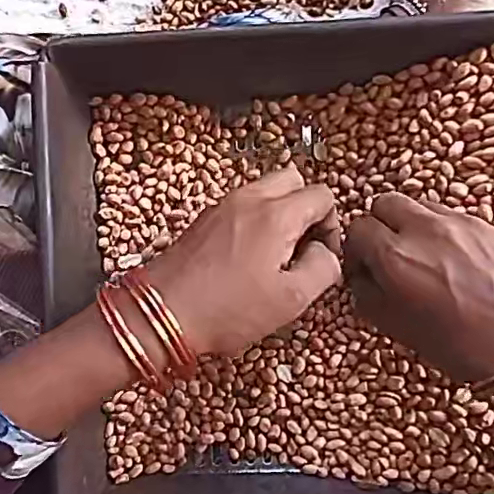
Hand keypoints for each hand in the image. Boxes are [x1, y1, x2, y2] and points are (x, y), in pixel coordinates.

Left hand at [144, 165, 342, 355]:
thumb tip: (327, 253)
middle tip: (302, 248)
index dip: (332, 226)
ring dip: (280, 214)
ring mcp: (222, 206)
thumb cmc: (224, 310)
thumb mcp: (290, 300)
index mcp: (276, 215)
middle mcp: (248, 200)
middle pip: (293, 180)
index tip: (323, 256)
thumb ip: (323, 269)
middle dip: (306, 209)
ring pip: (265, 191)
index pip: (322, 195)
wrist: (161, 312)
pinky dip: (254, 221)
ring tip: (274, 257)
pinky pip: (241, 206)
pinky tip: (247, 259)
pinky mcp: (204, 220)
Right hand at [344, 192, 493, 382]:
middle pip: (384, 204)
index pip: (357, 230)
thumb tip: (362, 278)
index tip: (363, 267)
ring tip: (420, 258)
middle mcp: (425, 230)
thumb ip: (370, 295)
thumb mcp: (400, 329)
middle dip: (379, 226)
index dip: (355, 250)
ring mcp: (460, 223)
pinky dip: (440, 231)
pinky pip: (450, 216)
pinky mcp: (488, 225)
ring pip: (417, 205)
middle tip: (385, 254)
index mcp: (397, 257)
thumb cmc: (467, 348)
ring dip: (409, 225)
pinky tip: (450, 262)